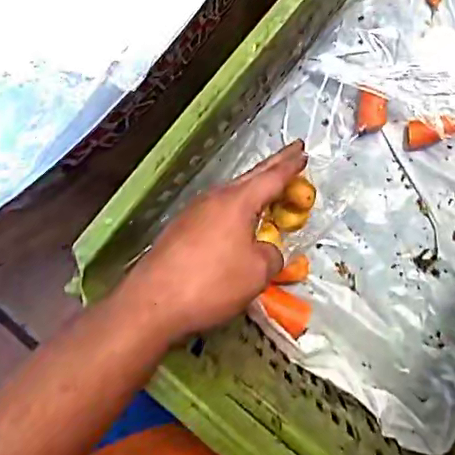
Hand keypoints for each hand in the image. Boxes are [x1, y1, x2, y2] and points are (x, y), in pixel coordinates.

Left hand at [116, 141, 305, 343]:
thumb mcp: (257, 273)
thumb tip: (267, 249)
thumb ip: (271, 255)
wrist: (152, 303)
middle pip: (251, 177)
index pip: (271, 177)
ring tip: (268, 189)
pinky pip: (217, 211)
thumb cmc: (210, 283)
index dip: (290, 165)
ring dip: (253, 189)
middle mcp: (215, 198)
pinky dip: (235, 209)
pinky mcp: (181, 229)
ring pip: (232, 194)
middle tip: (292, 154)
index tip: (302, 151)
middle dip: (274, 166)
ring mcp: (194, 212)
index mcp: (238, 201)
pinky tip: (236, 222)